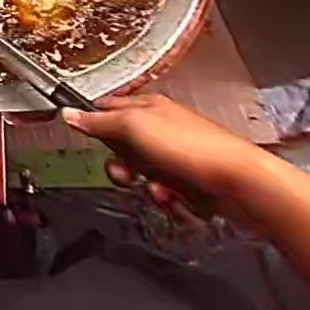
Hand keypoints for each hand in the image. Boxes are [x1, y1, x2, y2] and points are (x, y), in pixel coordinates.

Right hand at [63, 94, 260, 216]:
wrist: (239, 181)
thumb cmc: (190, 146)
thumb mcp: (134, 127)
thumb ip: (100, 121)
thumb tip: (69, 112)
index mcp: (147, 107)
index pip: (108, 109)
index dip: (95, 124)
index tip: (87, 138)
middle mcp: (162, 128)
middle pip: (125, 149)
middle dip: (124, 167)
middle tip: (128, 174)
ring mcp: (179, 156)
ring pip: (146, 176)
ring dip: (150, 188)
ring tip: (162, 191)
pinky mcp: (194, 182)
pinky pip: (169, 195)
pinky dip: (172, 202)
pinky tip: (180, 200)